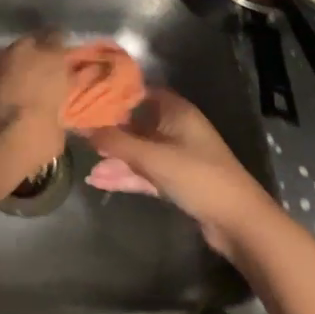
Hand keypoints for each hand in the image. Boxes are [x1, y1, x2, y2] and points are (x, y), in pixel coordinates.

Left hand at [0, 31, 73, 171]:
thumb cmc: (30, 141)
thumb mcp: (57, 130)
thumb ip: (53, 108)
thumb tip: (48, 111)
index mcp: (50, 59)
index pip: (57, 39)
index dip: (56, 53)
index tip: (57, 66)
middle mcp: (20, 50)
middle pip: (27, 46)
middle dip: (29, 61)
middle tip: (31, 82)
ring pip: (1, 58)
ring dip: (4, 71)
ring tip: (4, 93)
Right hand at [83, 89, 262, 250]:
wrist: (237, 221)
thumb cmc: (198, 178)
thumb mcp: (153, 157)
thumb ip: (116, 141)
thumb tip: (81, 125)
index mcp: (177, 112)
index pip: (140, 92)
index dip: (113, 95)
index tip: (83, 99)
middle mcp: (176, 129)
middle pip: (136, 123)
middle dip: (108, 130)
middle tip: (77, 133)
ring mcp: (176, 156)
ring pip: (138, 151)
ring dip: (113, 158)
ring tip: (84, 164)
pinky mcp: (176, 180)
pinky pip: (144, 172)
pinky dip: (124, 176)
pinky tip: (99, 181)